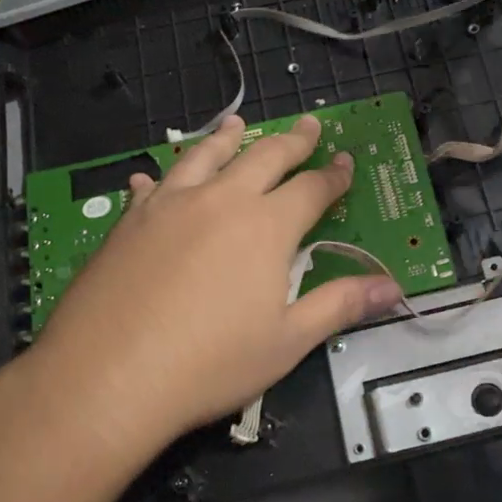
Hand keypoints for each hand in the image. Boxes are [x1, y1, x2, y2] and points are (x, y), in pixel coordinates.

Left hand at [29, 114, 402, 444]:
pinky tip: (152, 176)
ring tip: (237, 124)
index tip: (347, 161)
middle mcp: (220, 201)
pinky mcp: (128, 223)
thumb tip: (393, 288)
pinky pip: (150, 187)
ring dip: (227, 139)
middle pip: (263, 158)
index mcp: (266, 226)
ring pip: (203, 157)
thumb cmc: (211, 364)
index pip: (311, 189)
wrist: (108, 376)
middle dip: (292, 141)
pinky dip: (161, 176)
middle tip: (308, 124)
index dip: (334, 175)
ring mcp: (168, 206)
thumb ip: (340, 305)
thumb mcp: (288, 341)